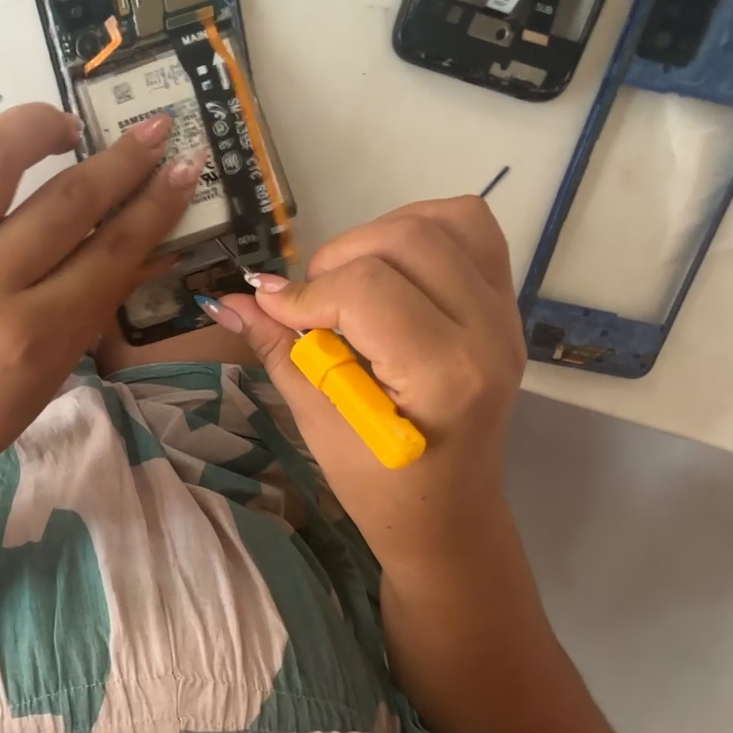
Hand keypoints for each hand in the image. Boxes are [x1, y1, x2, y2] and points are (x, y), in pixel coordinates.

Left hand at [0, 96, 202, 481]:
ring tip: (65, 126)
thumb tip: (148, 237)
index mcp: (36, 332)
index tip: (183, 166)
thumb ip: (100, 301)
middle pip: (67, 201)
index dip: (157, 203)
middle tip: (150, 133)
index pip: (112, 250)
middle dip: (122, 161)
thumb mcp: (59, 366)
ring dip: (39, 125)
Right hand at [213, 197, 526, 563]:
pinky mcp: (506, 306)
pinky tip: (389, 270)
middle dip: (339, 258)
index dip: (305, 293)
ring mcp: (506, 315)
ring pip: (445, 220)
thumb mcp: (317, 422)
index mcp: (442, 375)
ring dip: (380, 236)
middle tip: (312, 301)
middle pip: (408, 239)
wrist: (446, 512)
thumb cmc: (377, 486)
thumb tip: (226, 299)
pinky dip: (422, 231)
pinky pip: (472, 231)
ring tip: (350, 281)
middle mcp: (488, 333)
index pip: (366, 291)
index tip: (271, 310)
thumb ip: (278, 350)